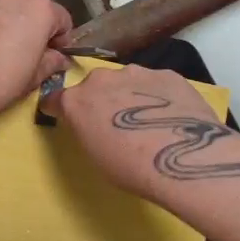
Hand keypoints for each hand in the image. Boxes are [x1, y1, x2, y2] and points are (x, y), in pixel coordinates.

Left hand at [0, 0, 70, 124]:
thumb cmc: (2, 80)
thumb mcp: (35, 75)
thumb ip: (52, 62)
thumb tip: (58, 58)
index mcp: (40, 9)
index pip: (62, 18)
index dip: (61, 38)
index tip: (54, 55)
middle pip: (34, 7)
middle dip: (36, 26)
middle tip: (29, 51)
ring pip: (8, 6)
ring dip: (12, 21)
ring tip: (3, 47)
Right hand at [45, 65, 239, 202]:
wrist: (183, 157)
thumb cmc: (131, 167)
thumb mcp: (95, 155)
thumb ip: (87, 130)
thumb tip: (95, 124)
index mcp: (76, 101)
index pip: (56, 99)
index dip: (60, 109)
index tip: (67, 118)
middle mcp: (101, 79)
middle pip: (95, 86)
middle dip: (101, 100)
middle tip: (116, 124)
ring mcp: (136, 73)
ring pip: (127, 81)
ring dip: (131, 95)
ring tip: (149, 120)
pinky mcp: (168, 74)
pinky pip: (157, 84)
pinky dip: (160, 96)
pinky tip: (173, 116)